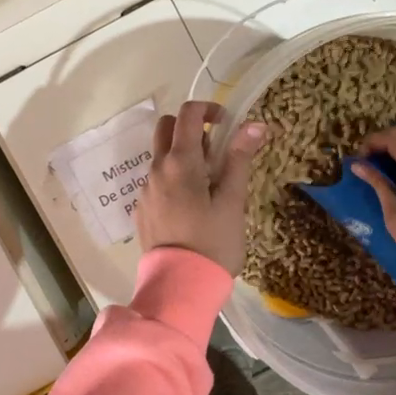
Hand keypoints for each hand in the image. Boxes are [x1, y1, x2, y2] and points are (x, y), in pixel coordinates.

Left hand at [136, 101, 266, 272]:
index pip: (187, 115)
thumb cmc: (213, 242)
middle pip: (166, 128)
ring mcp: (145, 190)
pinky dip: (173, 178)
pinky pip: (156, 180)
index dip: (208, 109)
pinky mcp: (141, 209)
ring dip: (182, 155)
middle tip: (215, 153)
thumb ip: (239, 159)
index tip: (226, 122)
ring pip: (160, 155)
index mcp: (180, 162)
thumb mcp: (233, 200)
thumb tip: (254, 124)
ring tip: (207, 185)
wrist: (180, 286)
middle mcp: (156, 169)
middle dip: (189, 128)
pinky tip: (191, 207)